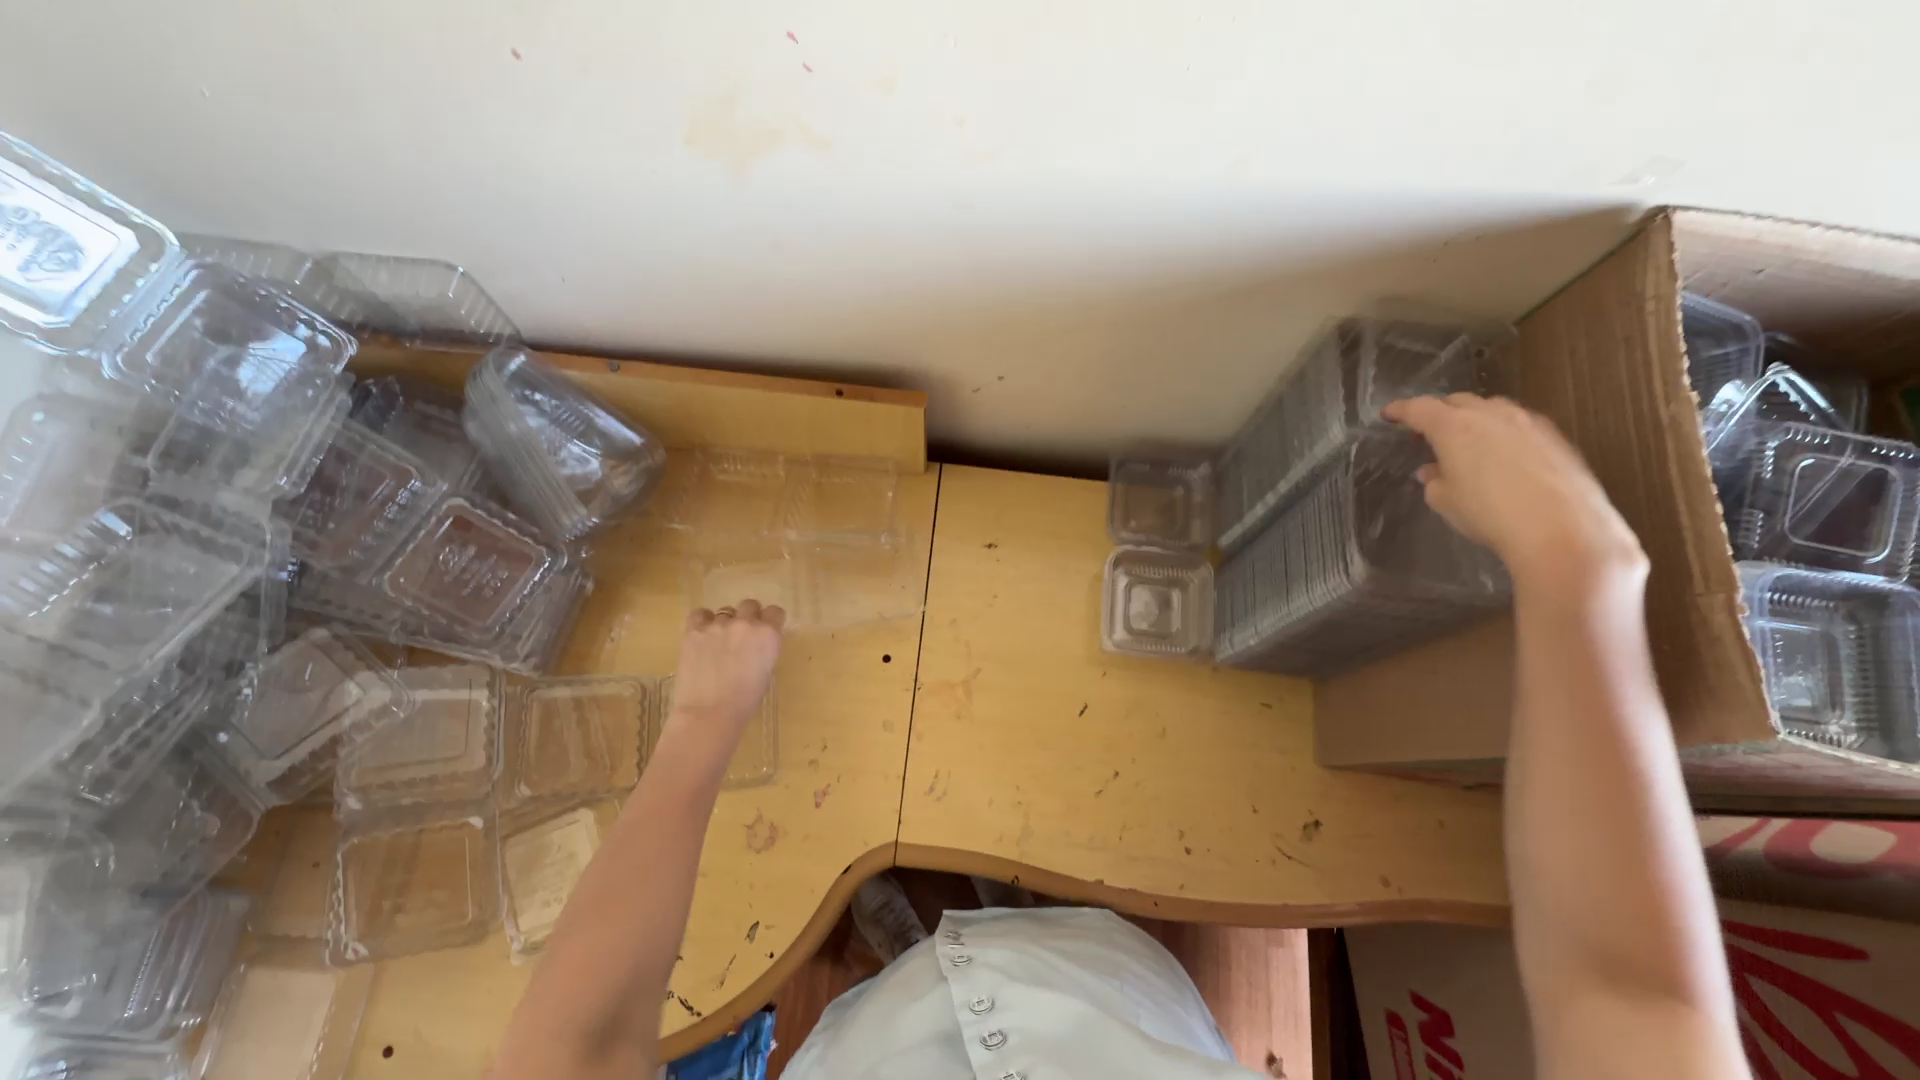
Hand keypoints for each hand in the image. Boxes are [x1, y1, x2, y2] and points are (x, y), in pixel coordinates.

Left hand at [664, 599, 784, 758]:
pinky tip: (702, 636)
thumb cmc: (745, 702)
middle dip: (748, 617)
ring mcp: (718, 625)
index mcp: (769, 635)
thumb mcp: (765, 672)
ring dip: (725, 623)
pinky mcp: (694, 630)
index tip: (765, 631)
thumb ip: (763, 650)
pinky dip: (703, 622)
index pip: (775, 612)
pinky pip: (700, 614)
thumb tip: (754, 645)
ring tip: (718, 642)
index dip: (770, 621)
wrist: (710, 714)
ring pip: (725, 611)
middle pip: (750, 605)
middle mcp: (746, 623)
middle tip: (741, 637)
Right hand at [1381, 394, 1646, 600]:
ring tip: (1468, 441)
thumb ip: (1434, 481)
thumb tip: (1433, 471)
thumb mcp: (1446, 502)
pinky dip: (1502, 432)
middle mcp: (1490, 415)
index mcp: (1454, 427)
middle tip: (1428, 431)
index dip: (1401, 411)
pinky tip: (1503, 455)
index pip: (1419, 408)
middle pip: (1457, 401)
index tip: (1389, 414)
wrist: (1561, 529)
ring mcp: (1527, 422)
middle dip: (1440, 412)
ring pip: (1492, 408)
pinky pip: (1519, 424)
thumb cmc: (1490, 514)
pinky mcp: (1555, 437)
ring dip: (1474, 418)